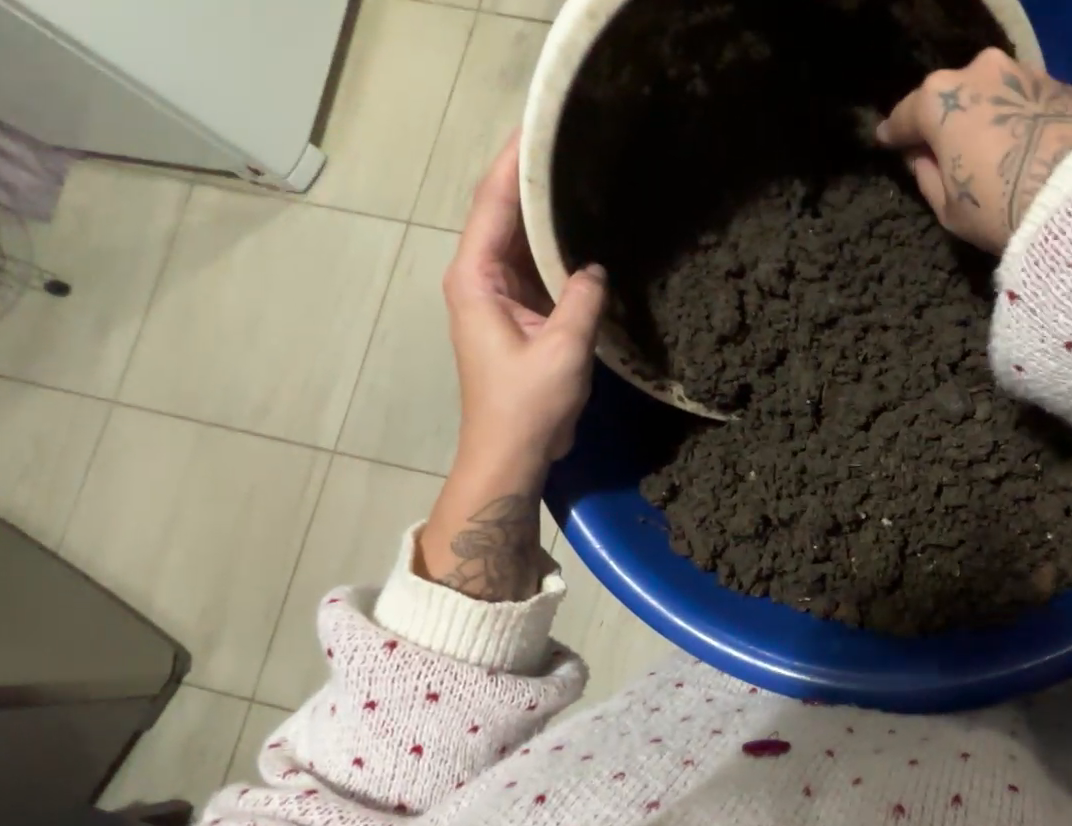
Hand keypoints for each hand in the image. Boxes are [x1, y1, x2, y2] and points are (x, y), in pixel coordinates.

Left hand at [443, 132, 606, 466]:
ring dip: (547, 216)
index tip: (538, 127)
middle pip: (504, 216)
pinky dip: (557, 253)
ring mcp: (500, 297)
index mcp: (477, 279)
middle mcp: (481, 278)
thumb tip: (594, 268)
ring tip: (581, 181)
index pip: (492, 205)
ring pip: (522, 243)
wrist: (512, 452)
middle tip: (570, 146)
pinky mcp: (520, 316)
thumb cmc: (526, 405)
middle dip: (532, 181)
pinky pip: (538, 272)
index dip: (514, 164)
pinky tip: (584, 237)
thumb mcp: (563, 350)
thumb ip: (581, 301)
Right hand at [875, 48, 1071, 253]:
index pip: (905, 116)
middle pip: (950, 98)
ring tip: (991, 148)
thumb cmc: (1000, 208)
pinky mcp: (1058, 84)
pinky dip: (1019, 119)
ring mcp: (1020, 72)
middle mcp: (976, 71)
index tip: (887, 142)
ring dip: (986, 116)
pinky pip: (1024, 102)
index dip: (895, 134)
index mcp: (937, 100)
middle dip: (946, 122)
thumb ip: (926, 177)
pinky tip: (1024, 145)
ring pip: (991, 94)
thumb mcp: (949, 209)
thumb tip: (921, 157)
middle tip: (946, 151)